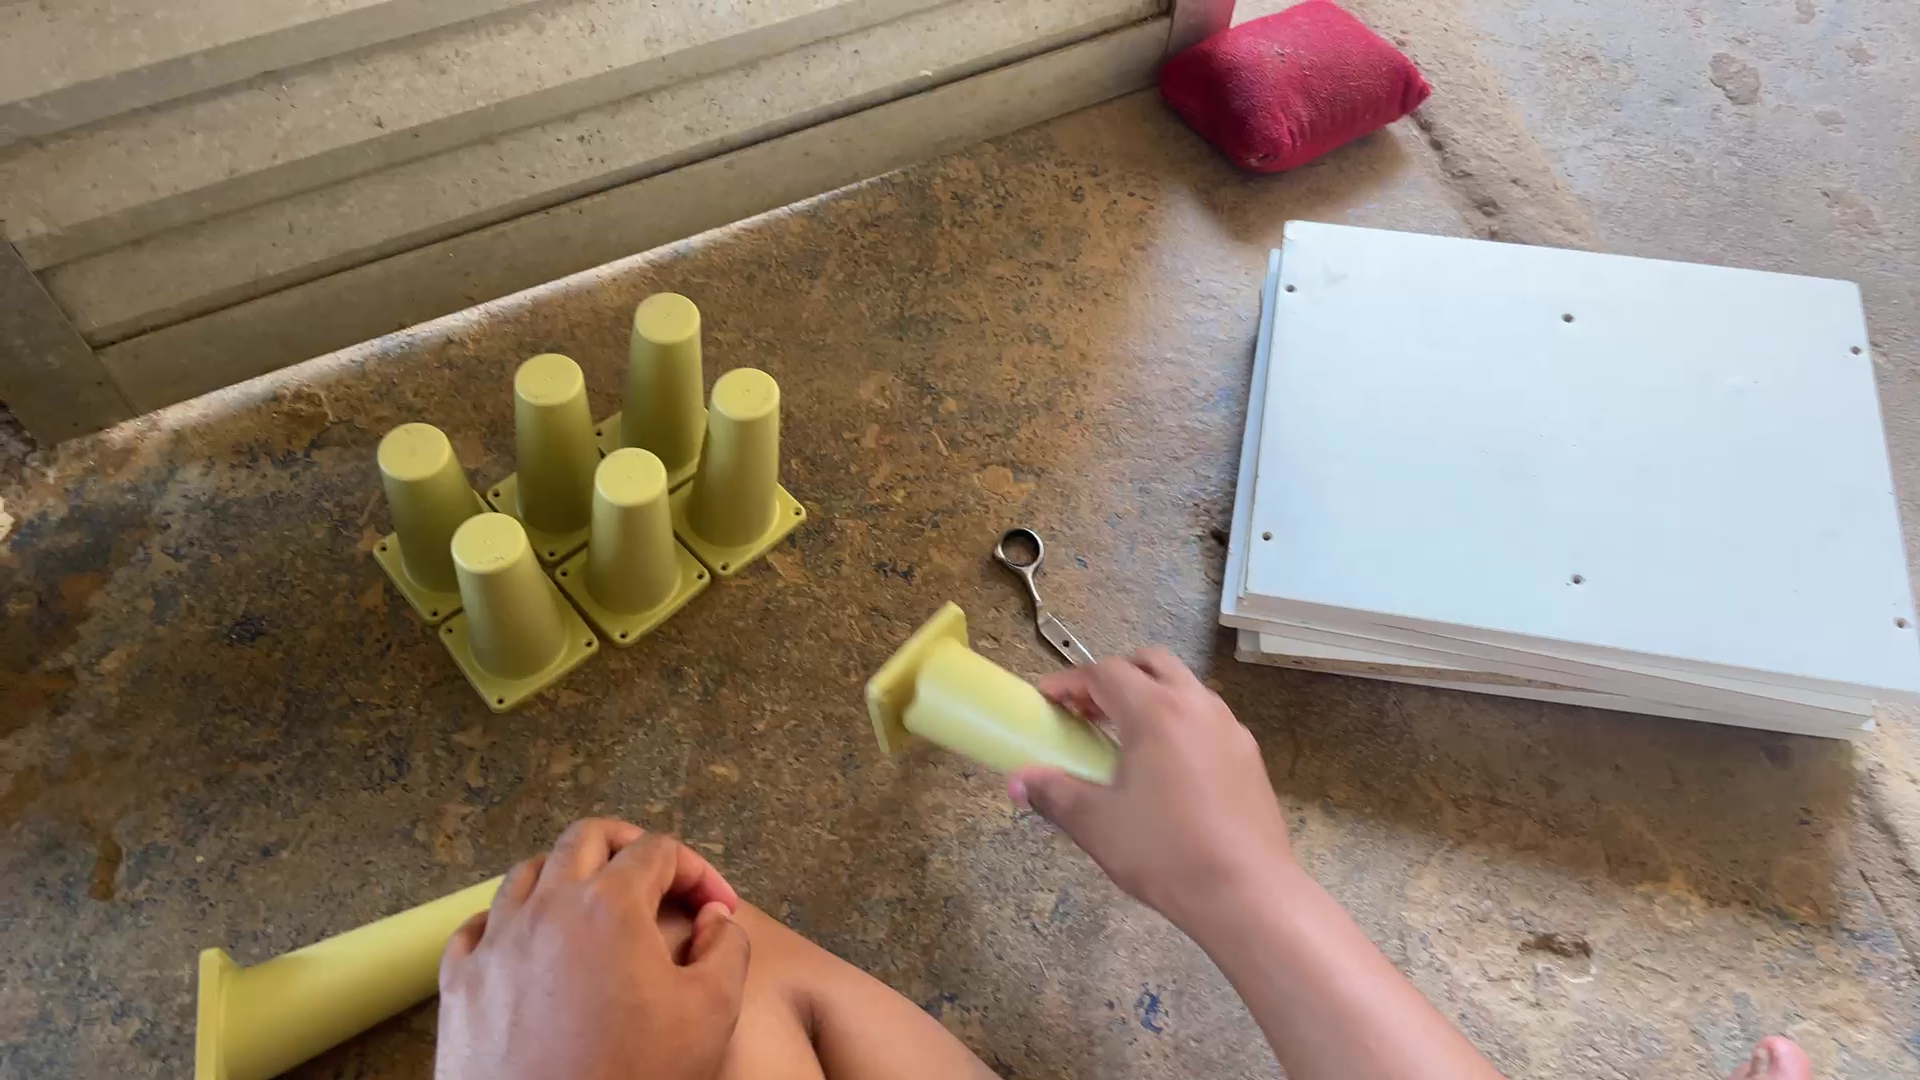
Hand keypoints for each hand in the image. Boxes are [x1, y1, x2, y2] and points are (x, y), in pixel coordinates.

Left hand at [435, 819, 749, 1079]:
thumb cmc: (632, 1079)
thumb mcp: (713, 1010)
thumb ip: (728, 945)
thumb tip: (713, 919)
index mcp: (611, 903)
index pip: (661, 849)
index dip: (698, 869)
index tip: (718, 907)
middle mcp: (549, 907)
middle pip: (588, 836)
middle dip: (632, 845)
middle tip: (659, 879)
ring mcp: (496, 945)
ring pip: (529, 871)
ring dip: (571, 874)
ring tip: (597, 904)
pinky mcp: (458, 989)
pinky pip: (478, 927)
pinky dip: (510, 920)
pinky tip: (531, 944)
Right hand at [1009, 649, 1294, 929]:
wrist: (1251, 896)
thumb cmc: (1166, 853)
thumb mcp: (1097, 824)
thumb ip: (1053, 794)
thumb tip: (1017, 782)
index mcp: (1155, 712)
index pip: (1104, 672)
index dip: (1070, 682)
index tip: (1048, 699)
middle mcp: (1195, 705)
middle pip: (1149, 663)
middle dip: (1114, 676)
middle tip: (1088, 710)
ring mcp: (1228, 727)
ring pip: (1182, 686)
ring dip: (1148, 695)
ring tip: (1124, 737)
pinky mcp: (1248, 754)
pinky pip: (1205, 716)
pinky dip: (1178, 720)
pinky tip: (1167, 766)